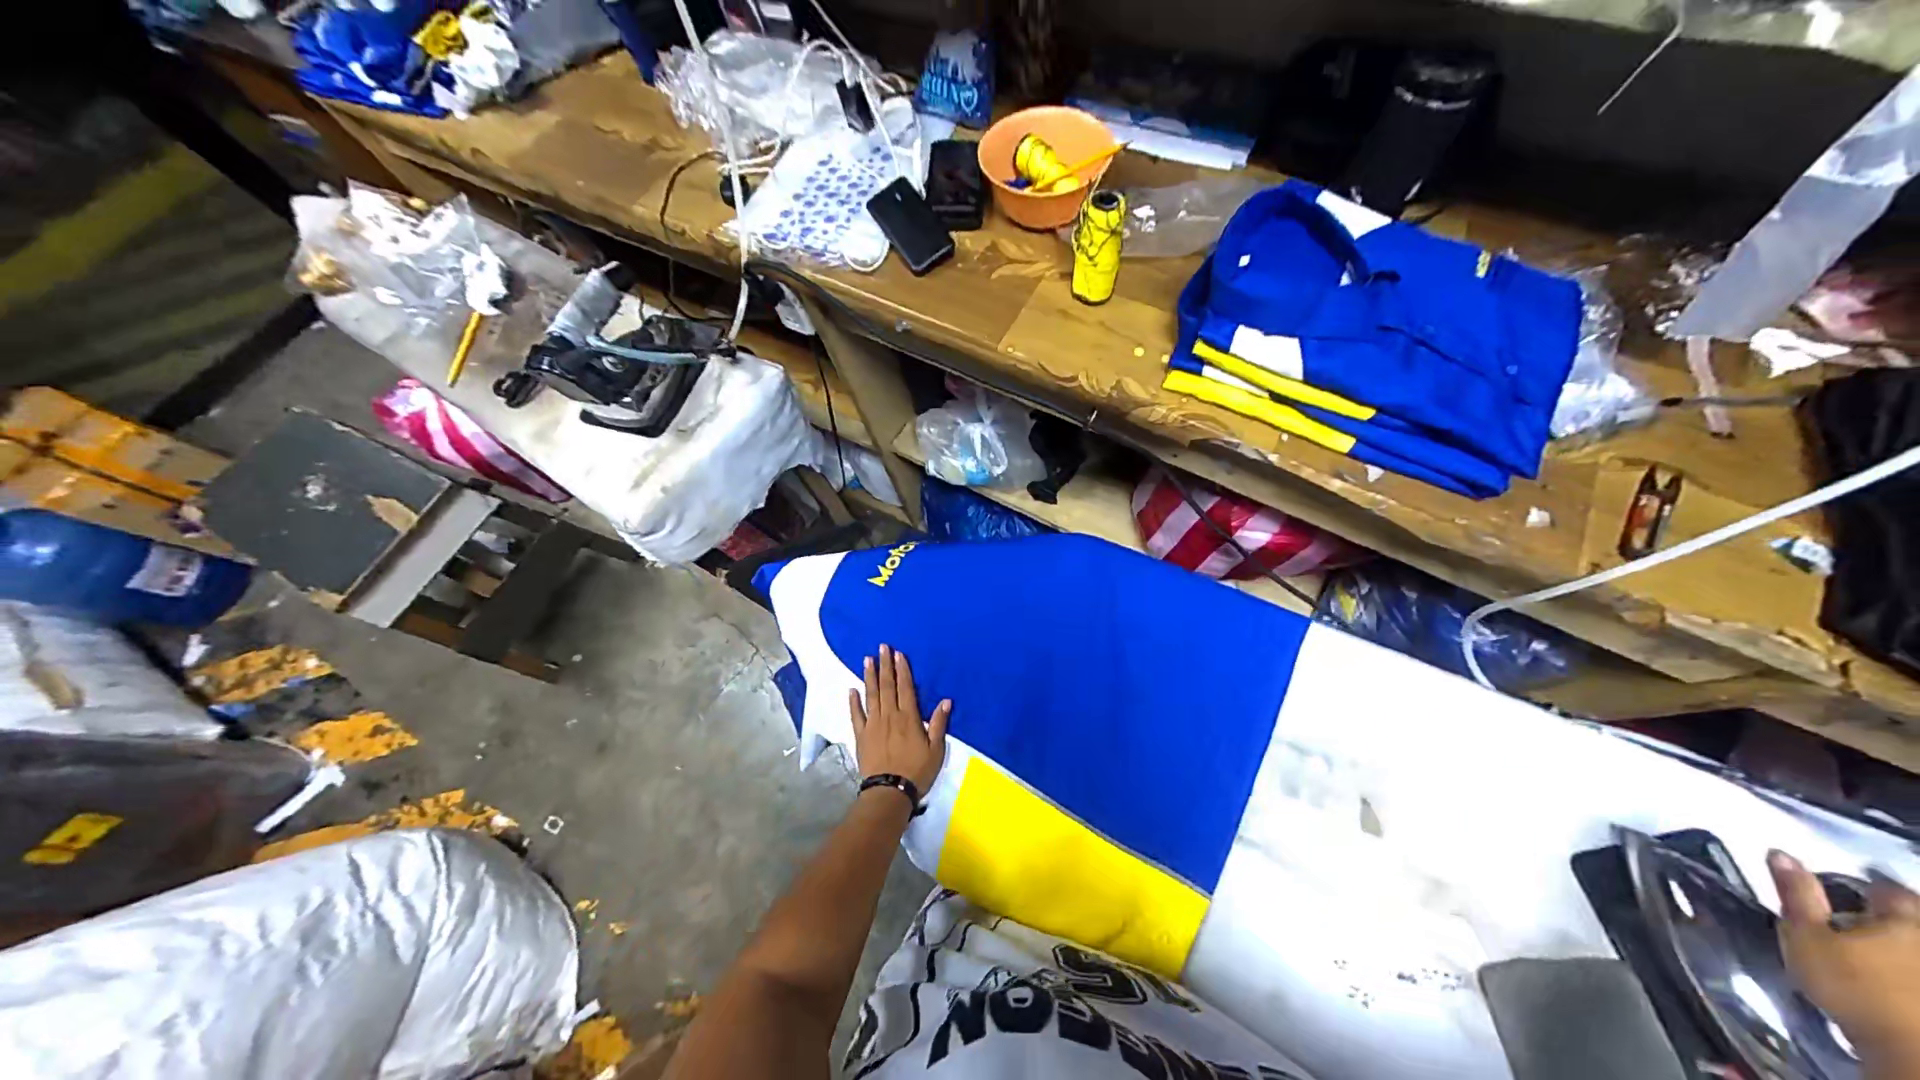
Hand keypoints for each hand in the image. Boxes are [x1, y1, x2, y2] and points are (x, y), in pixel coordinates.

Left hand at [849, 644, 949, 798]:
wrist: (890, 791)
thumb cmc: (917, 771)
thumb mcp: (936, 749)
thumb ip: (939, 723)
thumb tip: (946, 700)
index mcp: (909, 718)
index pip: (905, 688)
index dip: (902, 670)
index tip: (898, 654)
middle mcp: (890, 716)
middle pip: (887, 686)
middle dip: (885, 666)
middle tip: (882, 647)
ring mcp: (873, 725)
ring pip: (871, 695)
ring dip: (870, 677)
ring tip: (867, 660)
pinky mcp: (861, 736)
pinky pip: (856, 715)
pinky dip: (854, 701)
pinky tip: (852, 689)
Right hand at [1769, 850, 1919, 1069]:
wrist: (1909, 1050)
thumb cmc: (1852, 985)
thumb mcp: (1805, 935)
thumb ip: (1796, 894)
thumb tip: (1779, 852)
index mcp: (1901, 918)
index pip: (1885, 888)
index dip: (1862, 885)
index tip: (1840, 889)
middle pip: (1909, 916)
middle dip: (1883, 917)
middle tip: (1854, 919)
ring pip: (1913, 945)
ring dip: (1895, 944)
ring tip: (1869, 949)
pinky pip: (1913, 972)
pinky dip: (1904, 970)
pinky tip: (1890, 978)